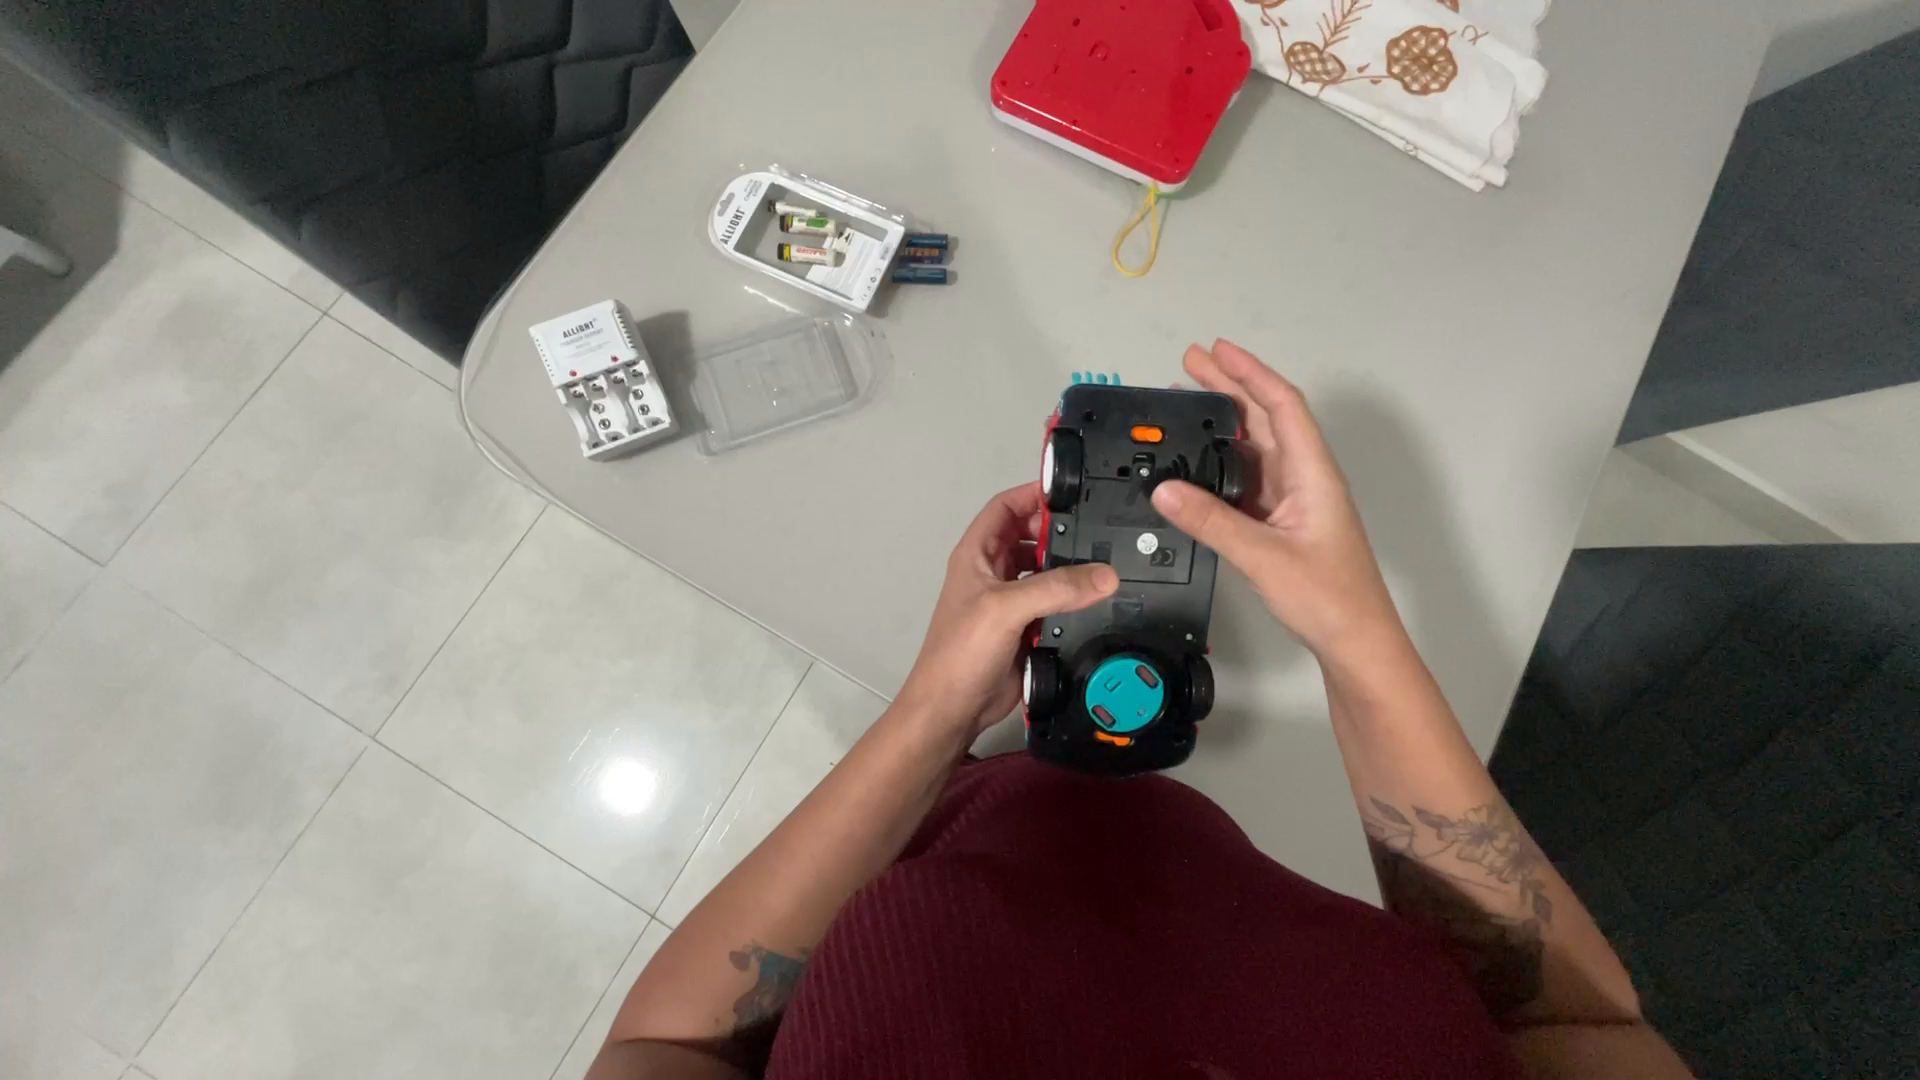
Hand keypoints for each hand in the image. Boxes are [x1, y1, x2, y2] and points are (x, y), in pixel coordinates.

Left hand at [896, 483, 1118, 738]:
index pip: (1004, 507)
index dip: (1032, 494)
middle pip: (1029, 536)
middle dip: (1059, 530)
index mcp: (976, 555)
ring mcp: (1008, 601)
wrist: (952, 708)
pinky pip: (1053, 603)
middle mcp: (992, 572)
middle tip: (1099, 528)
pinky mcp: (1024, 628)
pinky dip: (1073, 598)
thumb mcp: (1005, 609)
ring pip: (1044, 570)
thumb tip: (1105, 575)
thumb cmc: (961, 652)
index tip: (1070, 490)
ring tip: (1105, 561)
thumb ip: (1055, 588)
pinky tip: (1097, 599)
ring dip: (1069, 566)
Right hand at [1151, 340, 1402, 660]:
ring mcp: (1292, 498)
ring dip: (1223, 421)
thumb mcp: (1263, 556)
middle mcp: (1303, 477)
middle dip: (1229, 385)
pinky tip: (1198, 460)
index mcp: (1312, 473)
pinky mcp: (1280, 519)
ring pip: (1255, 445)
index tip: (1217, 350)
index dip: (1249, 372)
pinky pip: (1247, 476)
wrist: (1353, 638)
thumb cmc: (1329, 597)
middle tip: (1191, 363)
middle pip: (1266, 416)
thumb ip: (1211, 521)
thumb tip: (1165, 490)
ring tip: (1187, 403)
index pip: (1281, 405)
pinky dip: (1220, 460)